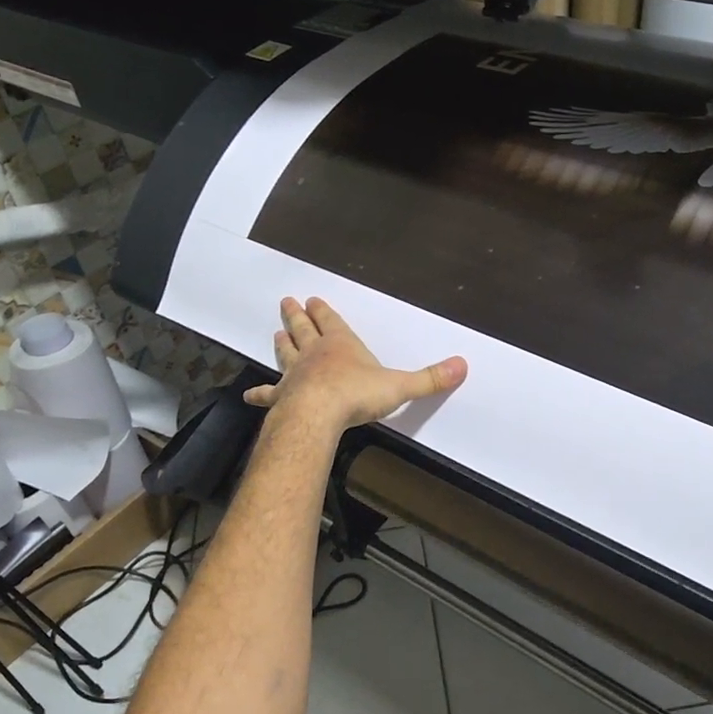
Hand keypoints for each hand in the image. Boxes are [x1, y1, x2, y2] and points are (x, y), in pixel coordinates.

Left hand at [243, 297, 466, 431]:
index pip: (331, 321)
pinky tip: (249, 395)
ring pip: (286, 354)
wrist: (317, 414)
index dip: (323, 310)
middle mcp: (315, 353)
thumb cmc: (357, 394)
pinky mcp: (282, 397)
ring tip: (276, 334)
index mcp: (341, 344)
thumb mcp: (400, 385)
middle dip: (297, 316)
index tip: (313, 299)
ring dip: (282, 344)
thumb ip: (429, 378)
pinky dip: (260, 393)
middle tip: (287, 302)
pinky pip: (269, 393)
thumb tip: (463, 366)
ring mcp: (294, 374)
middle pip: (303, 329)